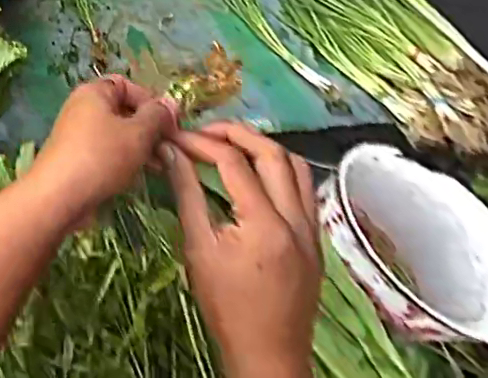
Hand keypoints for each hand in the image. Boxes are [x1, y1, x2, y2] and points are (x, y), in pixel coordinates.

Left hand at [26, 76, 178, 222]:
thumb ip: (157, 116)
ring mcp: (78, 132)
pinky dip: (125, 157)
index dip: (152, 101)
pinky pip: (107, 149)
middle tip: (171, 147)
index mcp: (95, 92)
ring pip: (117, 132)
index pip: (129, 85)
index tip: (172, 124)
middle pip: (123, 109)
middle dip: (149, 127)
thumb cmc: (101, 156)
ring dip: (141, 145)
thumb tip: (171, 102)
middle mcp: (84, 106)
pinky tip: (141, 175)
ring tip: (162, 165)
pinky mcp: (77, 156)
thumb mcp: (137, 134)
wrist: (57, 197)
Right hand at [165, 123, 320, 377]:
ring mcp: (312, 230)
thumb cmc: (226, 308)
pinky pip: (304, 188)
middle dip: (235, 133)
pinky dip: (280, 169)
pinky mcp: (316, 240)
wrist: (268, 360)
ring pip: (296, 165)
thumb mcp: (198, 248)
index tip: (177, 137)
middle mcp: (296, 220)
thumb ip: (186, 193)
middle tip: (204, 132)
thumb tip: (171, 151)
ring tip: (231, 144)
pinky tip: (257, 173)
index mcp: (265, 224)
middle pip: (271, 152)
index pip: (233, 162)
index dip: (201, 142)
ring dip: (263, 147)